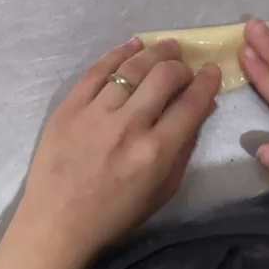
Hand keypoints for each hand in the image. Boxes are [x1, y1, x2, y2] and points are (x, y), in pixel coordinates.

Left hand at [9, 38, 220, 268]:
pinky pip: (97, 70)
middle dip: (181, 65)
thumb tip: (203, 107)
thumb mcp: (162, 190)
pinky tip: (133, 45)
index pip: (191, 104)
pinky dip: (118, 53)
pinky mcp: (69, 107)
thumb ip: (185, 148)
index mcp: (155, 153)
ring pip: (132, 67)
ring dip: (155, 52)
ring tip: (167, 46)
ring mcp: (95, 113)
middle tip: (185, 66)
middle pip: (164, 76)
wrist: (57, 223)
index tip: (212, 70)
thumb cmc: (114, 215)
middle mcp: (128, 126)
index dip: (206, 82)